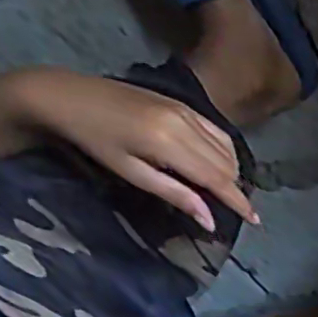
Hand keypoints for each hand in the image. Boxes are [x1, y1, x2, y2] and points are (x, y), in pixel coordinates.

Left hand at [10, 67, 255, 232]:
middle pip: (227, 165)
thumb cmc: (93, 140)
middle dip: (236, 189)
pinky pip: (217, 132)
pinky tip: (220, 164)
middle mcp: (183, 124)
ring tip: (227, 189)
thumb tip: (211, 222)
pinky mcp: (180, 103)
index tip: (254, 221)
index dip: (238, 202)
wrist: (63, 94)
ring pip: (227, 149)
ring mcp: (184, 110)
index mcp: (168, 143)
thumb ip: (176, 195)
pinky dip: (226, 151)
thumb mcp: (132, 173)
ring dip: (233, 172)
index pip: (217, 179)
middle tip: (236, 209)